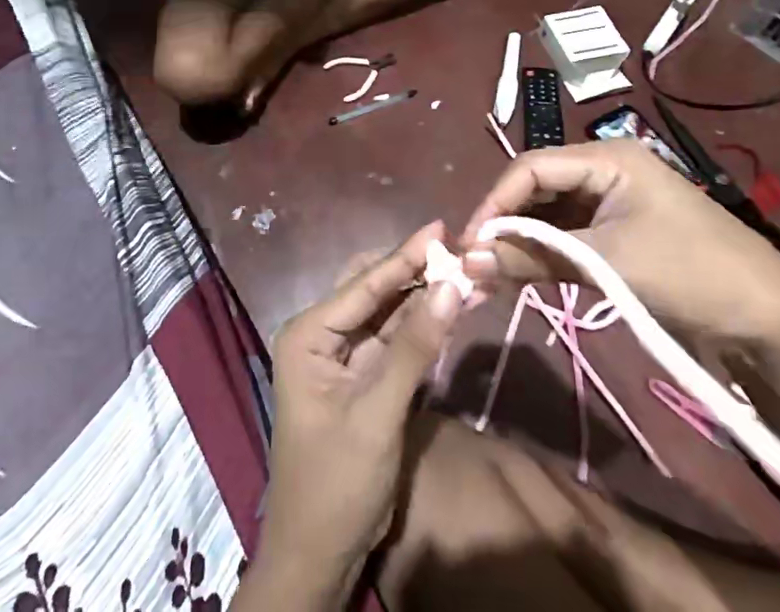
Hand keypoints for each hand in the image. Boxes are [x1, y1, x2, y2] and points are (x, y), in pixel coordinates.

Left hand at [259, 223, 465, 589]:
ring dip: (428, 294)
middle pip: (377, 288)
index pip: (366, 283)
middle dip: (419, 270)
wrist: (321, 553)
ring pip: (392, 310)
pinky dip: (428, 323)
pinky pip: (400, 337)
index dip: (407, 254)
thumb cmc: (336, 483)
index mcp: (308, 335)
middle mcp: (324, 335)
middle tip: (465, 253)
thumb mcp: (376, 414)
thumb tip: (451, 284)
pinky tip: (458, 306)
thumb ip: (414, 348)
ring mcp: (347, 354)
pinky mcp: (368, 374)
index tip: (445, 226)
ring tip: (471, 272)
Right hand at [463, 141, 779, 343]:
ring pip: (552, 216)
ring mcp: (616, 205)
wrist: (766, 319)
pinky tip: (523, 277)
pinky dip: (546, 257)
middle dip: (506, 224)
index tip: (467, 245)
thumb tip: (467, 262)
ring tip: (491, 276)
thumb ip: (534, 257)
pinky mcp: (622, 236)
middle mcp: (609, 172)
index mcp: (610, 159)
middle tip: (474, 265)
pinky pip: (571, 238)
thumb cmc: (690, 273)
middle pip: (540, 188)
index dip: (495, 202)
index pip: (532, 167)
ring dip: (522, 243)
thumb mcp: (607, 263)